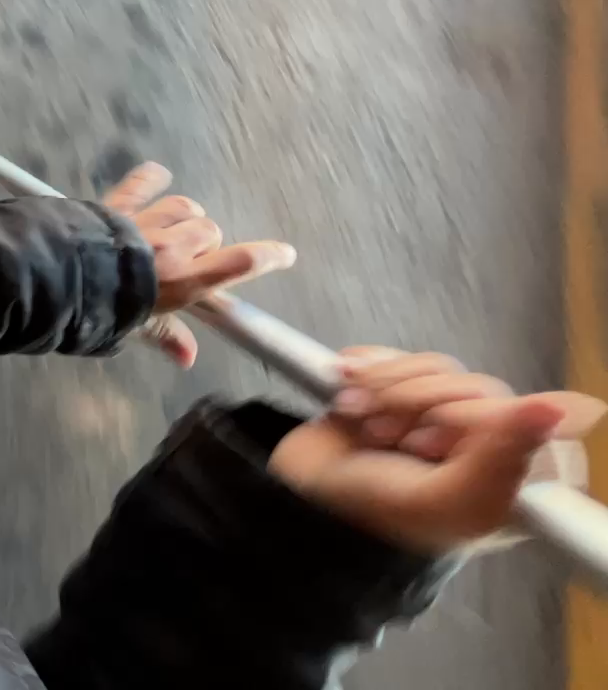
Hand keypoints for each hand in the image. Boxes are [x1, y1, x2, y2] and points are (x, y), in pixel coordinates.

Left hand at [102, 162, 297, 368]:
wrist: (56, 277)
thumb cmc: (97, 308)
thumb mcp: (133, 328)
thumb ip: (164, 336)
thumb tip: (188, 358)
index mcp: (184, 281)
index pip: (241, 263)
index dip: (267, 256)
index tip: (282, 253)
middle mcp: (172, 247)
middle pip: (209, 231)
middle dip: (203, 243)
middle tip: (183, 257)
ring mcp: (145, 223)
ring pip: (183, 207)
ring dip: (182, 216)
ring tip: (167, 229)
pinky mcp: (116, 205)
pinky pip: (141, 184)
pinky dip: (150, 179)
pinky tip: (156, 175)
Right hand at [269, 348, 605, 552]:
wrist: (307, 492)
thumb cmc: (382, 511)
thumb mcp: (450, 500)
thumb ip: (504, 460)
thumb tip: (559, 407)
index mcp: (522, 472)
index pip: (528, 415)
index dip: (473, 421)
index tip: (430, 448)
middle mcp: (488, 437)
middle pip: (473, 385)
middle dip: (414, 406)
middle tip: (388, 439)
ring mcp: (438, 409)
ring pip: (431, 367)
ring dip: (382, 391)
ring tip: (362, 422)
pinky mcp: (394, 386)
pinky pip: (391, 355)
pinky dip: (362, 370)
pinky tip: (348, 397)